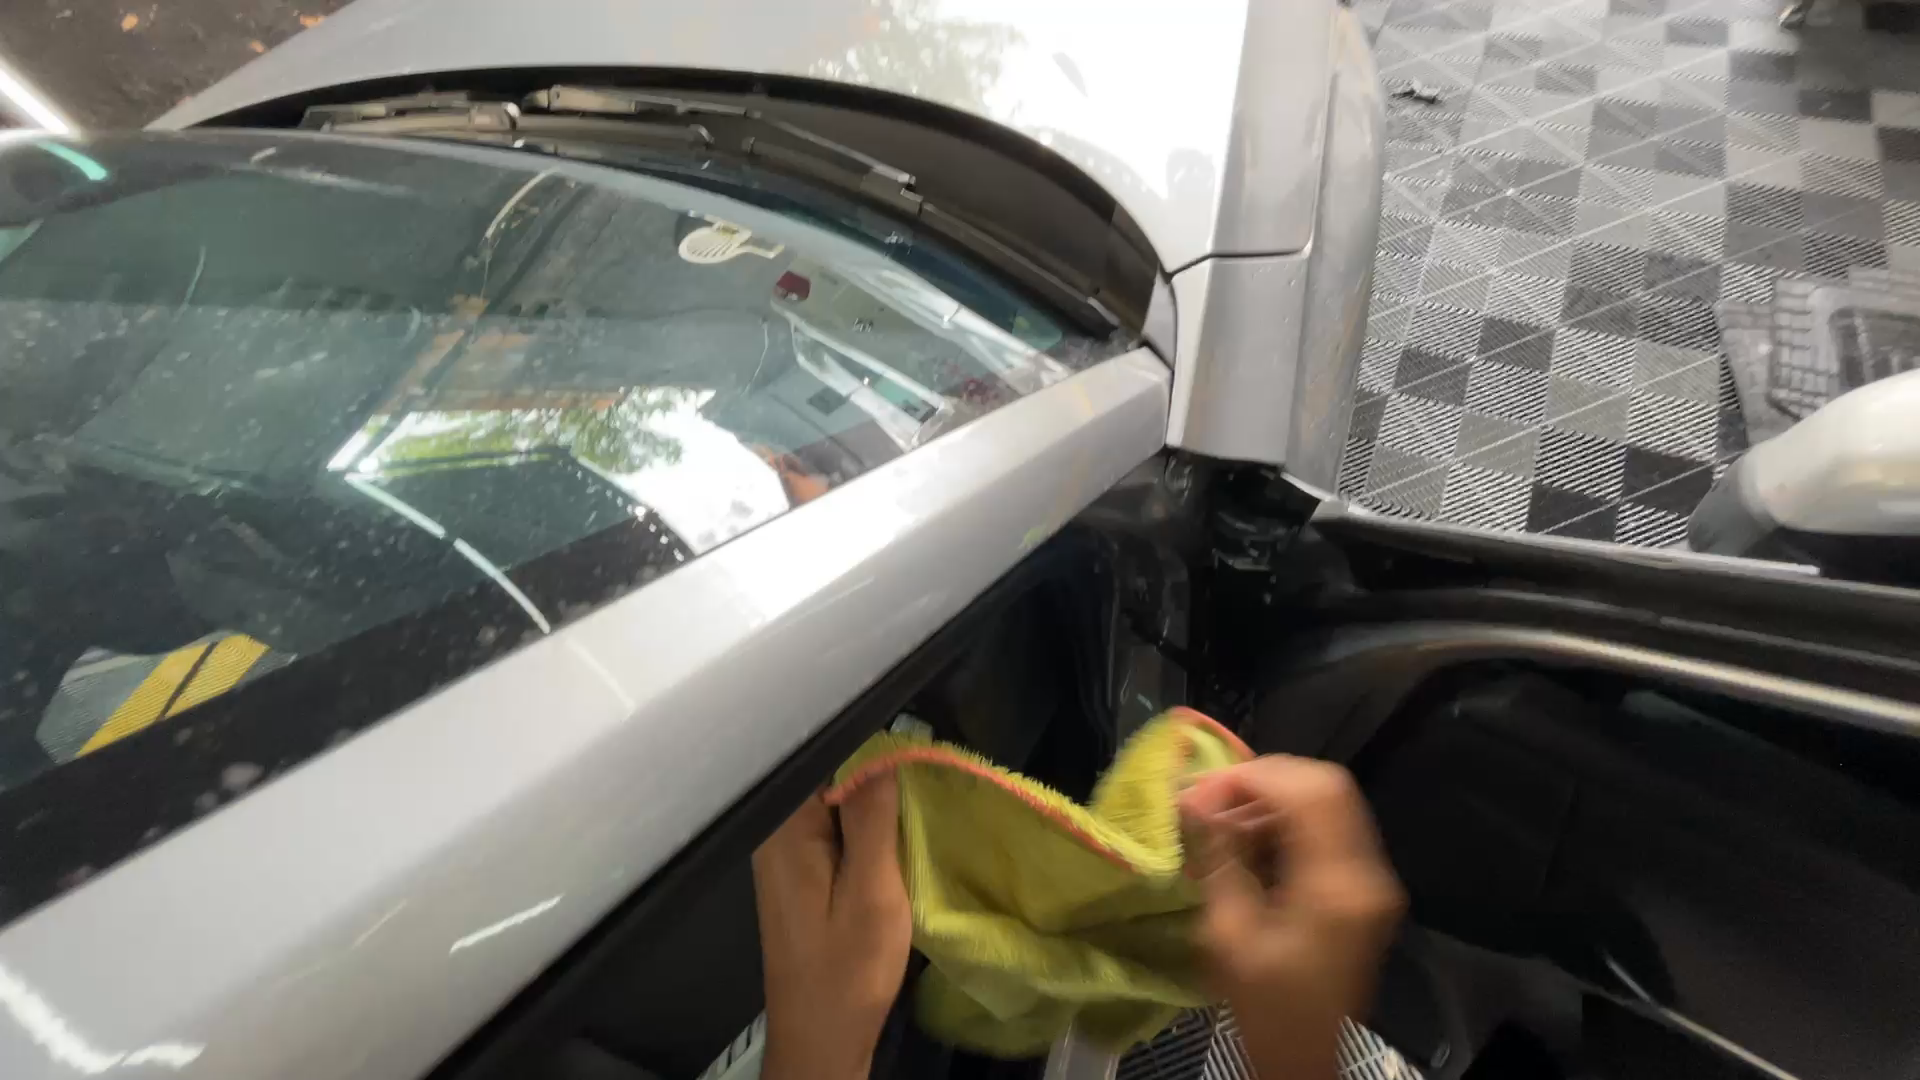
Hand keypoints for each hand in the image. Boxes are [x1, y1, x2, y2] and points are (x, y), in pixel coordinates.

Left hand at [752, 775, 911, 1079]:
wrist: (822, 1041)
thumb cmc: (848, 971)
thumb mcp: (872, 891)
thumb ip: (873, 817)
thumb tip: (882, 750)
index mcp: (785, 830)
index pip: (823, 755)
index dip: (867, 745)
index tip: (907, 745)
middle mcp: (777, 831)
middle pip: (827, 772)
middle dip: (872, 767)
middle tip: (916, 769)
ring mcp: (786, 850)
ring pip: (833, 796)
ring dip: (871, 796)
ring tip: (910, 795)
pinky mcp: (801, 867)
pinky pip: (833, 822)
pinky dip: (864, 821)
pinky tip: (890, 828)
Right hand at [1179, 757, 1405, 1079]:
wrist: (1306, 1056)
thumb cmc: (1264, 1005)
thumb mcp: (1229, 933)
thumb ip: (1217, 857)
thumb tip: (1192, 798)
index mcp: (1336, 888)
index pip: (1305, 793)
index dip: (1249, 778)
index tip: (1201, 793)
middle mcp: (1365, 872)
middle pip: (1322, 784)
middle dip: (1259, 778)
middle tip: (1211, 796)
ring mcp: (1368, 876)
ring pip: (1323, 797)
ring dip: (1267, 795)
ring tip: (1218, 816)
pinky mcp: (1359, 882)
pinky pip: (1323, 822)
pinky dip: (1280, 815)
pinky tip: (1242, 834)